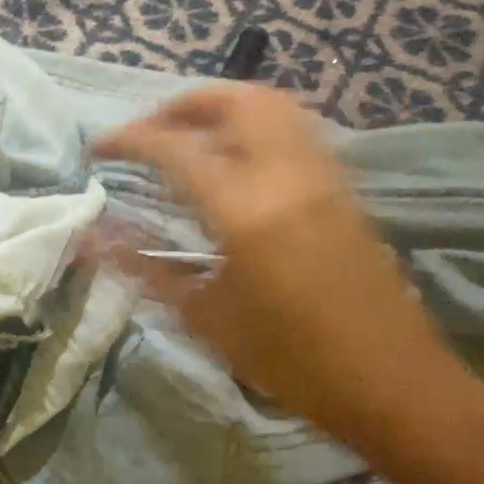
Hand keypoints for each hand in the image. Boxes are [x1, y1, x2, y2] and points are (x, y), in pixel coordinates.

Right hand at [93, 83, 454, 430]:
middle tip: (149, 131)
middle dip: (182, 105)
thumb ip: (144, 267)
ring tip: (188, 138)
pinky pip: (294, 130)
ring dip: (222, 109)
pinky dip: (254, 127)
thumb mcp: (204, 316)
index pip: (174, 146)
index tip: (98, 147)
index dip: (129, 138)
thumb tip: (89, 240)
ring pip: (272, 106)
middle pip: (234, 101)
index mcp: (244, 209)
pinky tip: (234, 164)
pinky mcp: (345, 189)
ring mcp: (323, 176)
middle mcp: (286, 176)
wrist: (393, 383)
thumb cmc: (290, 358)